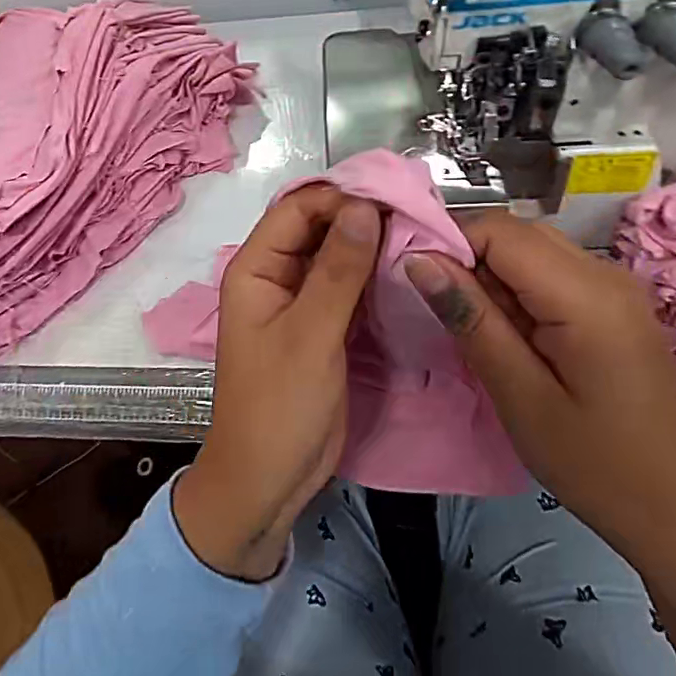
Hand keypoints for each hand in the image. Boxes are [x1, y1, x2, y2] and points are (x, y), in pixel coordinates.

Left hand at [173, 186, 382, 579]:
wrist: (269, 480)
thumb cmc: (278, 406)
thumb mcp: (310, 336)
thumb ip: (338, 271)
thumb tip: (365, 208)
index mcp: (256, 268)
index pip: (298, 209)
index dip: (341, 196)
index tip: (393, 195)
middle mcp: (276, 275)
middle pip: (318, 227)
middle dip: (361, 216)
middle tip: (415, 211)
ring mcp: (300, 300)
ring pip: (336, 254)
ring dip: (371, 243)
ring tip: (419, 231)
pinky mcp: (323, 324)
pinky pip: (348, 285)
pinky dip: (373, 274)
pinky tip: (407, 267)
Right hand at [401, 212, 675, 547]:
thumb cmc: (594, 463)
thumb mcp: (519, 395)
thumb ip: (470, 318)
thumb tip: (418, 259)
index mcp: (586, 294)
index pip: (498, 230)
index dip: (450, 243)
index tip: (418, 283)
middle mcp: (605, 272)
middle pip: (516, 233)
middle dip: (469, 258)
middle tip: (444, 311)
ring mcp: (614, 286)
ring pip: (531, 249)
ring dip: (492, 275)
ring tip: (474, 326)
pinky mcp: (613, 304)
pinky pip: (551, 271)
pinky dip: (517, 289)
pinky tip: (509, 333)